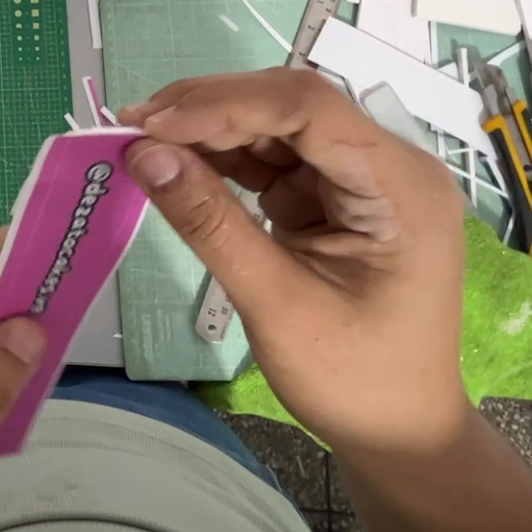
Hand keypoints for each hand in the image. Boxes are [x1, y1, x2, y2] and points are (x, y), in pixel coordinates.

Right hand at [118, 68, 469, 457]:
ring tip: (142, 140)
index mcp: (398, 187)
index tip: (151, 125)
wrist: (393, 427)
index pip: (308, 108)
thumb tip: (141, 153)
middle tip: (133, 126)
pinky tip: (174, 160)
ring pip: (269, 121)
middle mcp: (383, 163)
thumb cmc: (352, 378)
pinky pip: (263, 152)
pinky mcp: (325, 189)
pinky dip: (214, 153)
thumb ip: (209, 222)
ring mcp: (352, 174)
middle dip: (206, 109)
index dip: (225, 104)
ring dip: (203, 126)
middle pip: (287, 104)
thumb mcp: (274, 303)